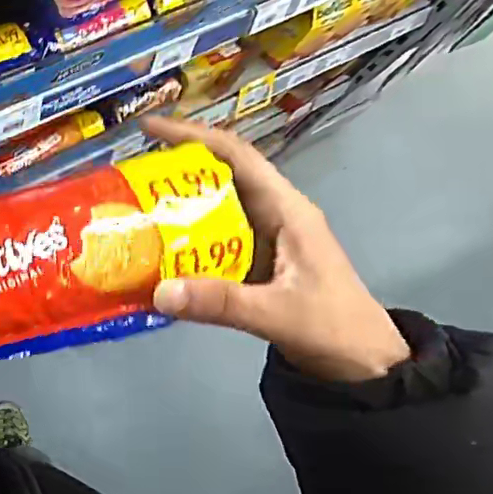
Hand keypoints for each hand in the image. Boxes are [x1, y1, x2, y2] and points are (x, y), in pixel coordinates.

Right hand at [139, 116, 408, 382]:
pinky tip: (152, 247)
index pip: (236, 155)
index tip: (149, 128)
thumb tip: (159, 292)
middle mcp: (271, 213)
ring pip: (210, 205)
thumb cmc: (335, 328)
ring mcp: (261, 236)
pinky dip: (180, 236)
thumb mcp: (278, 314)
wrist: (366, 365)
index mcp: (285, 209)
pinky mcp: (251, 259)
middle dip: (172, 167)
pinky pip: (208, 235)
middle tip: (126, 173)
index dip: (192, 136)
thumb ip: (221, 303)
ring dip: (172, 202)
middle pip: (217, 174)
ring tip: (129, 205)